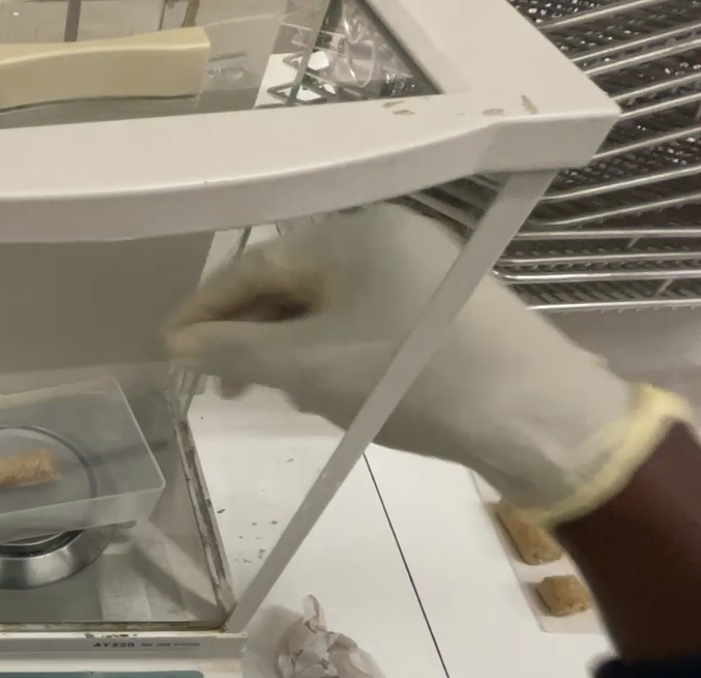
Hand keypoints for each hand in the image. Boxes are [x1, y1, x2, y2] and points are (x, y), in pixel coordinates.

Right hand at [163, 203, 685, 523]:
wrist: (532, 415)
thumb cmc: (407, 379)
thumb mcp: (305, 367)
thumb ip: (233, 351)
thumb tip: (178, 345)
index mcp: (352, 239)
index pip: (253, 265)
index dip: (204, 308)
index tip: (168, 346)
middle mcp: (382, 240)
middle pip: (284, 283)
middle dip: (241, 333)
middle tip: (209, 380)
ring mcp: (412, 270)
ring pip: (316, 305)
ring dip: (275, 347)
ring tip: (256, 390)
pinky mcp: (429, 304)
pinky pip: (350, 318)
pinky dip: (315, 349)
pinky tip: (308, 386)